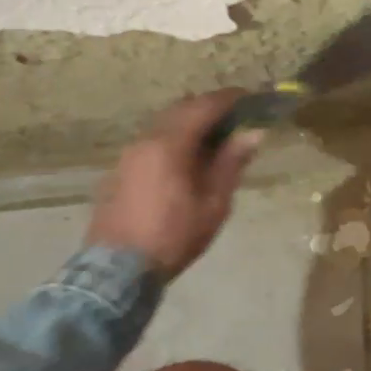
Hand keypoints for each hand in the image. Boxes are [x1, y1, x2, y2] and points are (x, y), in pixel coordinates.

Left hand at [88, 92, 261, 279]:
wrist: (118, 271)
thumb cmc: (174, 235)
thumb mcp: (214, 203)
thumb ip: (231, 163)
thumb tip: (253, 133)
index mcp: (170, 144)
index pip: (204, 106)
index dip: (231, 99)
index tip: (253, 99)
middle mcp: (145, 140)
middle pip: (181, 109)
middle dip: (209, 108)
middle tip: (236, 119)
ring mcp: (128, 155)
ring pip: (163, 124)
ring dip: (189, 124)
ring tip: (214, 141)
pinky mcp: (119, 171)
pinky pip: (151, 142)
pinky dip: (173, 140)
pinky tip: (185, 161)